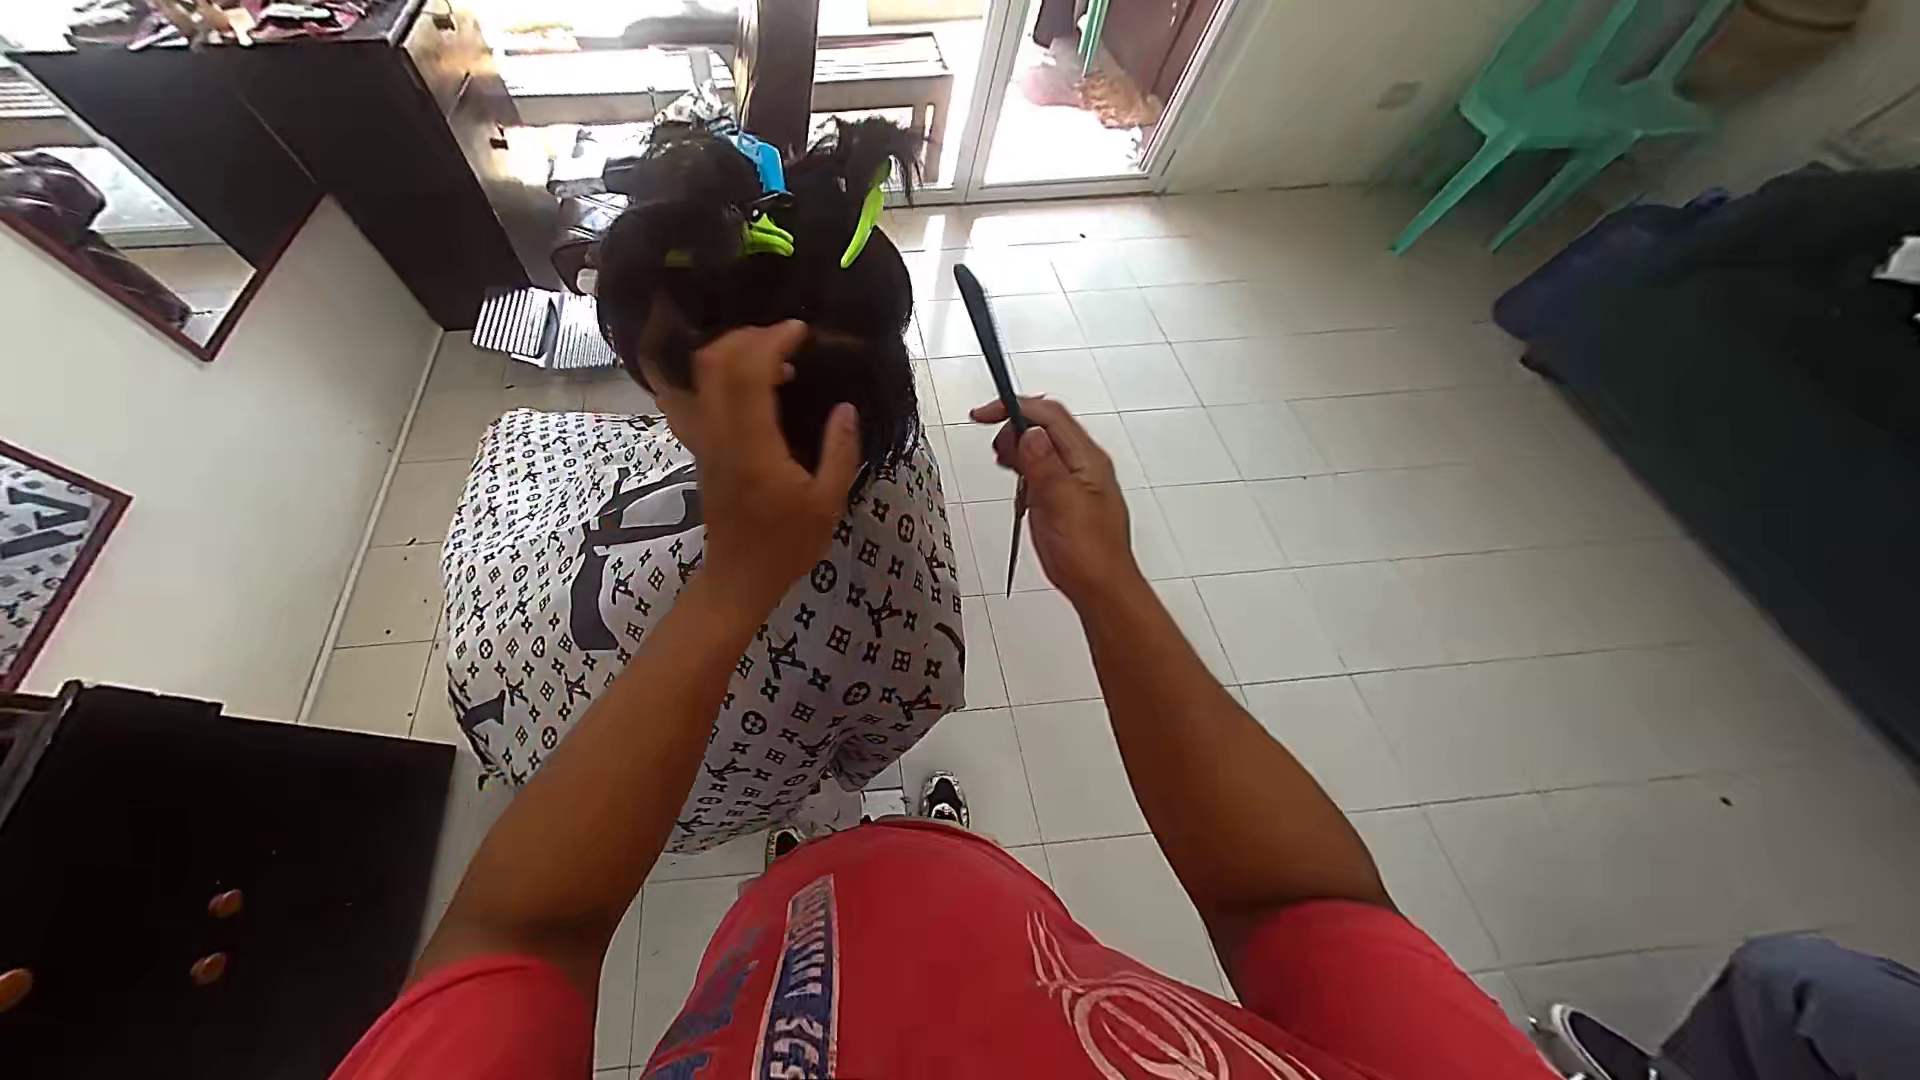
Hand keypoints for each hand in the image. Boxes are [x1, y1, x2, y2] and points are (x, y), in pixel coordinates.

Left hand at [692, 322, 860, 614]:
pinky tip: (751, 386)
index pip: (749, 373)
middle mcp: (720, 435)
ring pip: (700, 376)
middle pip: (715, 362)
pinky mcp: (702, 449)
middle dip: (749, 336)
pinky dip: (720, 375)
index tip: (801, 331)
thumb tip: (846, 408)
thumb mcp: (827, 503)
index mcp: (753, 447)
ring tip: (774, 360)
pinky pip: (698, 396)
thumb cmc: (787, 545)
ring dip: (733, 353)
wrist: (740, 577)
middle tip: (787, 340)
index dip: (772, 340)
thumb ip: (840, 452)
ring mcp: (704, 441)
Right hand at [971, 396, 1140, 604]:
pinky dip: (1021, 468)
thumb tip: (1031, 434)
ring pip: (1039, 447)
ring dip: (1016, 447)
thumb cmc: (1091, 554)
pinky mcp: (1058, 498)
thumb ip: (1046, 465)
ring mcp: (1070, 481)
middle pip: (1044, 426)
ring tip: (1002, 461)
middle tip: (997, 448)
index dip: (1015, 407)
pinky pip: (1037, 470)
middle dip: (1014, 427)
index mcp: (1087, 460)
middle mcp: (1080, 465)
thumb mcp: (1063, 504)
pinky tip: (1015, 480)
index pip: (1050, 415)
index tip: (985, 414)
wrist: (1099, 587)